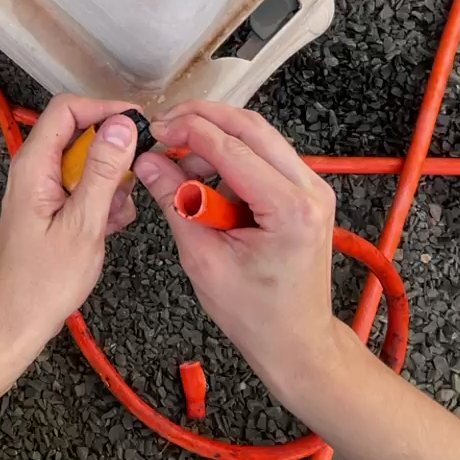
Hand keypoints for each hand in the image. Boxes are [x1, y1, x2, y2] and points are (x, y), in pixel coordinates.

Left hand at [0, 94, 140, 358]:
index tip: (139, 124)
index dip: (104, 108)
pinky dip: (101, 200)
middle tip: (137, 175)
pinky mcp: (49, 207)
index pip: (67, 109)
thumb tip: (123, 124)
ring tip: (120, 212)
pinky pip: (81, 187)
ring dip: (110, 181)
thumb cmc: (44, 281)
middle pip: (77, 133)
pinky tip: (111, 226)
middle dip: (112, 151)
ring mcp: (40, 189)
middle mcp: (33, 169)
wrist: (15, 323)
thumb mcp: (83, 224)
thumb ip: (104, 172)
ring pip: (84, 162)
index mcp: (33, 165)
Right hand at [133, 101, 359, 394]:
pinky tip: (202, 173)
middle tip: (163, 125)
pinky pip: (262, 154)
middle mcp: (310, 189)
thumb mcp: (202, 258)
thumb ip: (175, 202)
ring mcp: (312, 187)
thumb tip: (147, 162)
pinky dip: (229, 153)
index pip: (231, 148)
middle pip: (250, 126)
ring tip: (178, 162)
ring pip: (257, 135)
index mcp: (289, 209)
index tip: (154, 130)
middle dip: (201, 119)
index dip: (187, 131)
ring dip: (214, 136)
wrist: (296, 340)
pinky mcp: (303, 190)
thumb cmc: (254, 312)